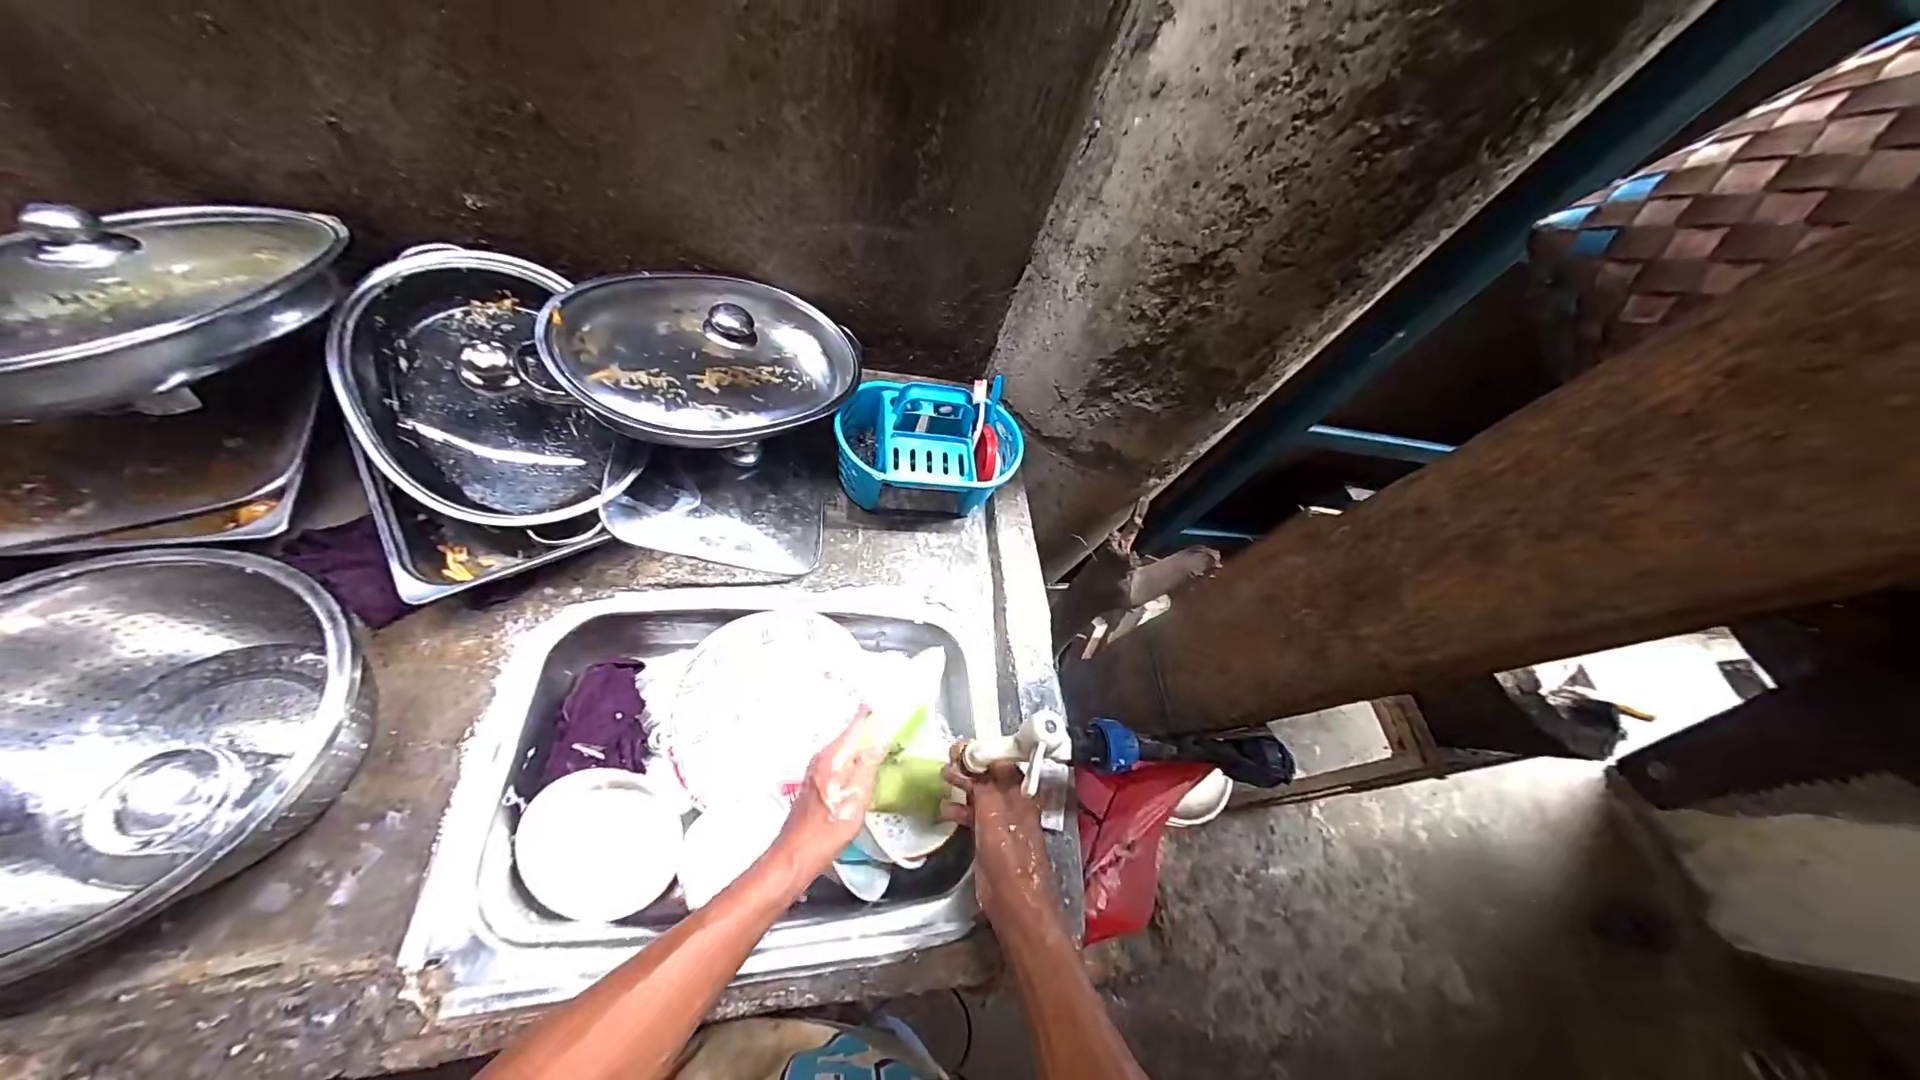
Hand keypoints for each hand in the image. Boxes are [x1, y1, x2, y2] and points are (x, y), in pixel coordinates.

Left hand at [775, 705, 884, 875]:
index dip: (875, 714)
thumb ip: (869, 764)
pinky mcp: (818, 785)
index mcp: (831, 757)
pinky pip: (842, 762)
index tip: (894, 707)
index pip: (857, 723)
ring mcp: (818, 771)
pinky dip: (857, 760)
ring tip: (889, 744)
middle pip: (852, 735)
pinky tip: (869, 769)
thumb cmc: (826, 831)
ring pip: (847, 750)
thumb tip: (882, 735)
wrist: (794, 858)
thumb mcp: (856, 798)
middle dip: (873, 728)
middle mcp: (822, 758)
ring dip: (866, 745)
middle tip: (898, 725)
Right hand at [941, 758, 1052, 921]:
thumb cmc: (1007, 855)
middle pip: (991, 777)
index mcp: (1020, 795)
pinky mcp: (989, 840)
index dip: (984, 752)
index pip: (1003, 763)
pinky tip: (944, 808)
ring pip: (980, 796)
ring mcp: (1001, 823)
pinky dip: (960, 810)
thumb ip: (983, 787)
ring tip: (943, 776)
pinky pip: (973, 816)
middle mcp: (1013, 805)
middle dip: (970, 766)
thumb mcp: (993, 814)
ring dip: (963, 786)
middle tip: (949, 756)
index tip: (964, 746)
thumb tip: (972, 764)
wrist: (1014, 900)